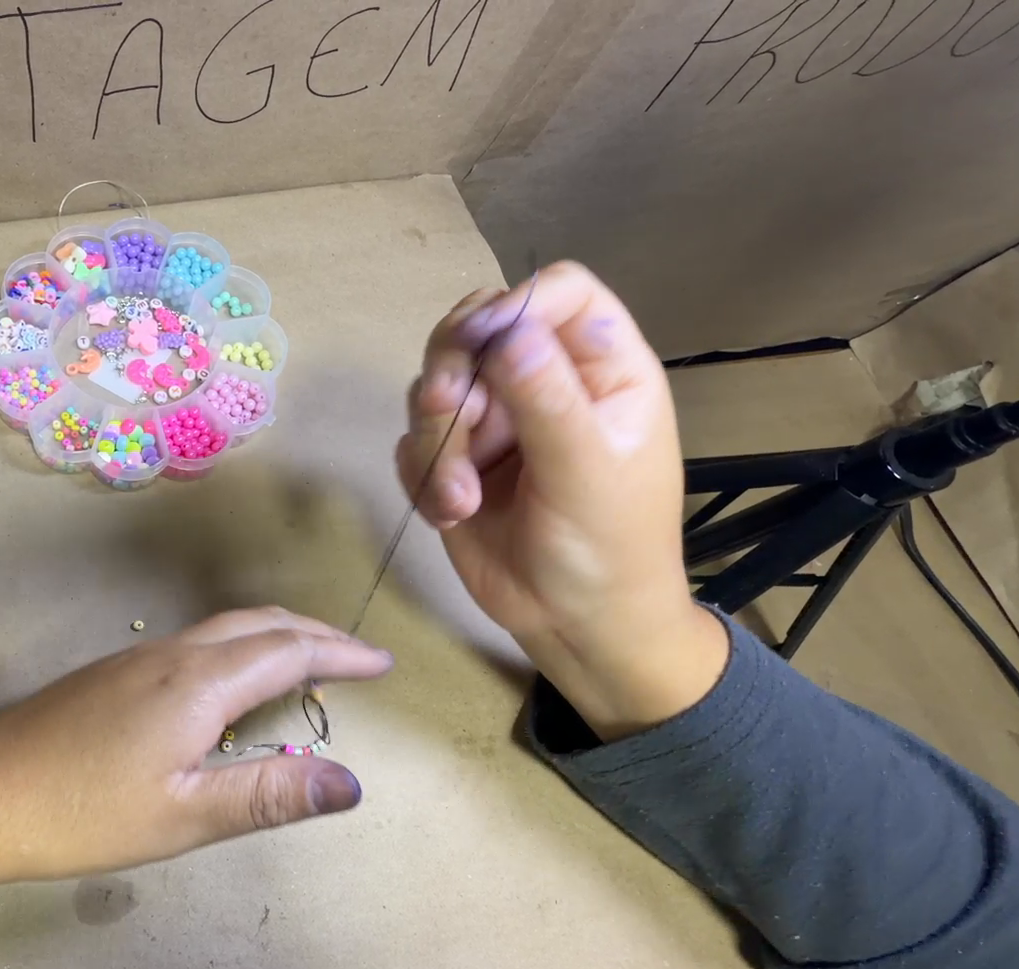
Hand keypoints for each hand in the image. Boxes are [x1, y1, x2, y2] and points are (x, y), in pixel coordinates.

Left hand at [0, 608, 394, 896]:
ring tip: (307, 666)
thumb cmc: (83, 813)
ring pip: (222, 629)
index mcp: (195, 683)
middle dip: (313, 633)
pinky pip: (194, 645)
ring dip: (273, 636)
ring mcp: (135, 660)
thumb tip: (351, 782)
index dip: (339, 653)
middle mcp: (169, 656)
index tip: (382, 665)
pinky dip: (236, 649)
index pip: (286, 649)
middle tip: (355, 659)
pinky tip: (231, 688)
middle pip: (256, 624)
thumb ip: (267, 794)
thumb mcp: (184, 815)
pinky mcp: (112, 674)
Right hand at [397, 262, 727, 738]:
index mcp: (598, 370)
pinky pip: (411, 442)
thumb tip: (508, 332)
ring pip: (432, 389)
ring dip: (435, 445)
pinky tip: (450, 515)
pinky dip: (421, 477)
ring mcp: (491, 423)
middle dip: (452, 377)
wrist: (570, 624)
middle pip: (473, 331)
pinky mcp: (451, 461)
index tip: (476, 344)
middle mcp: (539, 384)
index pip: (556, 294)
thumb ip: (547, 400)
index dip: (512, 305)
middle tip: (449, 420)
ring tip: (459, 501)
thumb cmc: (606, 549)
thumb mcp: (585, 473)